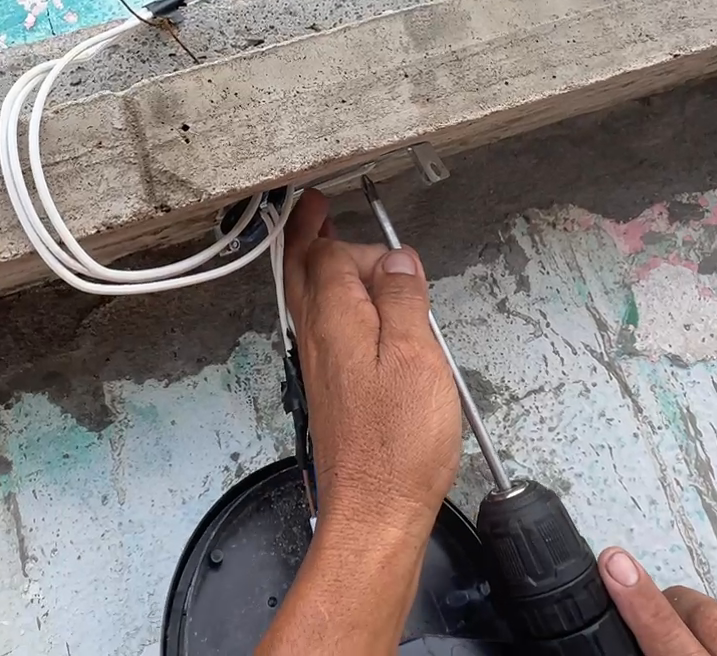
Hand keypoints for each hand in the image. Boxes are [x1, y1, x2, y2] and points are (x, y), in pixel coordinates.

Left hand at [255, 191, 463, 654]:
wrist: (372, 509)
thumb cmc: (397, 441)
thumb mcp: (415, 357)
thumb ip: (402, 300)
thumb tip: (396, 260)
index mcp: (336, 318)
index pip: (329, 256)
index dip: (344, 235)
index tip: (351, 217)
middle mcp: (317, 334)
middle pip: (301, 270)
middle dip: (304, 233)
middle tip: (311, 206)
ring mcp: (317, 360)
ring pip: (304, 295)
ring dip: (310, 261)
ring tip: (321, 240)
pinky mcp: (327, 383)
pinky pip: (317, 322)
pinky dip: (323, 295)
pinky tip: (343, 302)